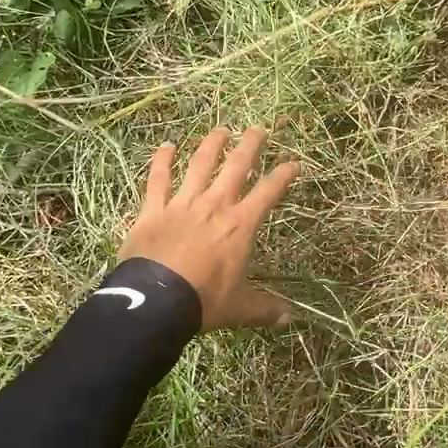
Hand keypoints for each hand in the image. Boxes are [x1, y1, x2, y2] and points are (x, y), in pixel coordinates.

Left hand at [118, 126, 298, 330]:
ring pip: (200, 165)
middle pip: (237, 166)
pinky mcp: (153, 210)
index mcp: (240, 225)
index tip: (294, 163)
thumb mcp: (240, 308)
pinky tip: (166, 145)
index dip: (283, 175)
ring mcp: (182, 204)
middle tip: (258, 128)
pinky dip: (162, 161)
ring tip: (221, 129)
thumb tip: (289, 318)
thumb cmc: (204, 302)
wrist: (156, 302)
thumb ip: (265, 309)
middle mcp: (215, 206)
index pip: (269, 192)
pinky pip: (157, 180)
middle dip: (250, 145)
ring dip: (212, 144)